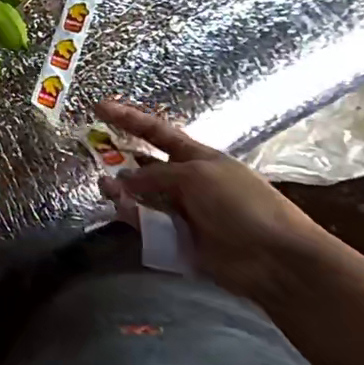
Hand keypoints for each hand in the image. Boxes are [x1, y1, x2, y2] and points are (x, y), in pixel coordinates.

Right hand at [97, 100, 331, 302]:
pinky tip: (118, 209)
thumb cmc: (240, 203)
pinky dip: (132, 215)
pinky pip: (148, 223)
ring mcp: (181, 210)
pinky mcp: (178, 239)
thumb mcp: (198, 176)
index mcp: (196, 156)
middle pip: (145, 164)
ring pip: (142, 196)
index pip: (157, 131)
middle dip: (119, 156)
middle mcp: (186, 180)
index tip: (101, 108)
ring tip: (102, 184)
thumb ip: (158, 175)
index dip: (129, 118)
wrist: (272, 257)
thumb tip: (124, 179)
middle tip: (91, 150)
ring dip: (121, 189)